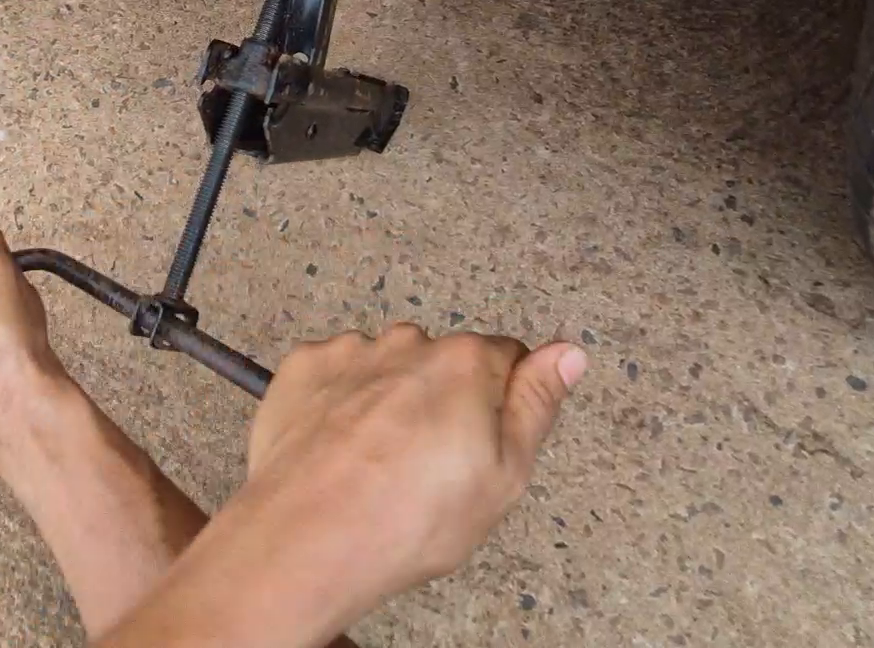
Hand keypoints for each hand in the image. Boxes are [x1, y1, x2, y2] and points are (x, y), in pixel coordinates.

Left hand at [245, 326, 586, 602]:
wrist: (308, 533)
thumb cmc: (409, 518)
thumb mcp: (503, 477)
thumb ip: (536, 403)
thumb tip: (567, 352)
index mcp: (464, 362)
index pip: (504, 358)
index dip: (500, 401)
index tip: (481, 439)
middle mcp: (407, 341)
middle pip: (440, 361)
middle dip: (440, 396)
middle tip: (424, 459)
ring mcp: (350, 349)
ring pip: (385, 365)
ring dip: (386, 395)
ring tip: (374, 458)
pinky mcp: (306, 364)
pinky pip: (335, 372)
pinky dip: (339, 398)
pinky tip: (337, 443)